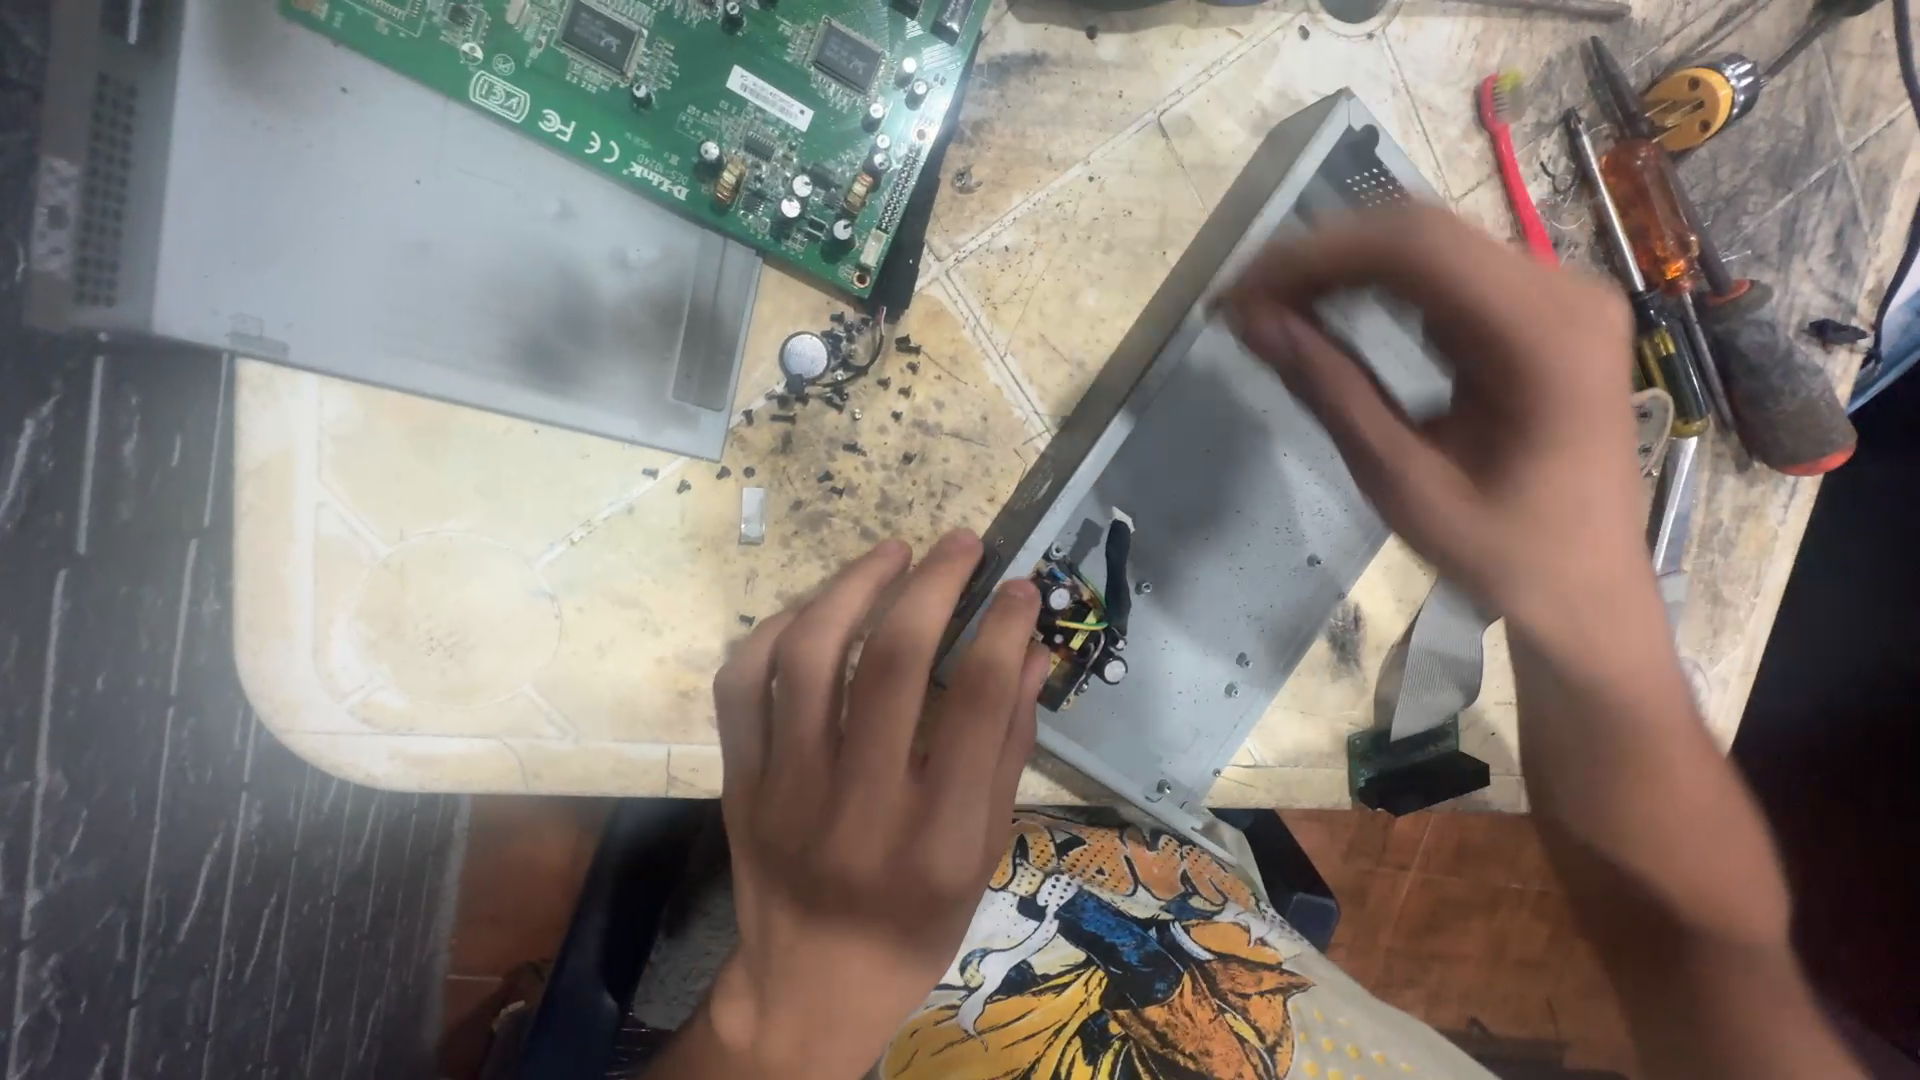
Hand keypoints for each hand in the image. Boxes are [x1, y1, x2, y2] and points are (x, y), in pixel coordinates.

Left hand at [699, 531, 1047, 1079]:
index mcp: (936, 836)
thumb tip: (1031, 653)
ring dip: (854, 587)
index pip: (976, 703)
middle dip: (934, 586)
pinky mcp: (738, 780)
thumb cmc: (915, 922)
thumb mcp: (984, 854)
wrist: (809, 984)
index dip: (1003, 629)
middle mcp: (858, 806)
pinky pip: (742, 683)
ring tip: (893, 552)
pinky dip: (778, 628)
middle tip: (962, 543)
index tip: (1018, 588)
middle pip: (894, 665)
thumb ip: (1007, 750)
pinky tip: (819, 607)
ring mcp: (785, 789)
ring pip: (809, 657)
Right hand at [1221, 204, 1648, 634]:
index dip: (1313, 258)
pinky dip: (1372, 287)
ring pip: (1428, 247)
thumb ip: (1331, 391)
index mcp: (1541, 333)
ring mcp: (1553, 298)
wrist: (1582, 587)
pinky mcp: (1536, 316)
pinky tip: (1324, 311)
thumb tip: (1254, 325)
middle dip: (1318, 259)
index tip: (1239, 295)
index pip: (1414, 249)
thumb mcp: (1400, 478)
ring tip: (1269, 306)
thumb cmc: (1500, 548)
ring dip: (1339, 269)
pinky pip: (1443, 276)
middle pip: (1420, 235)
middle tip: (1242, 301)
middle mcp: (1559, 292)